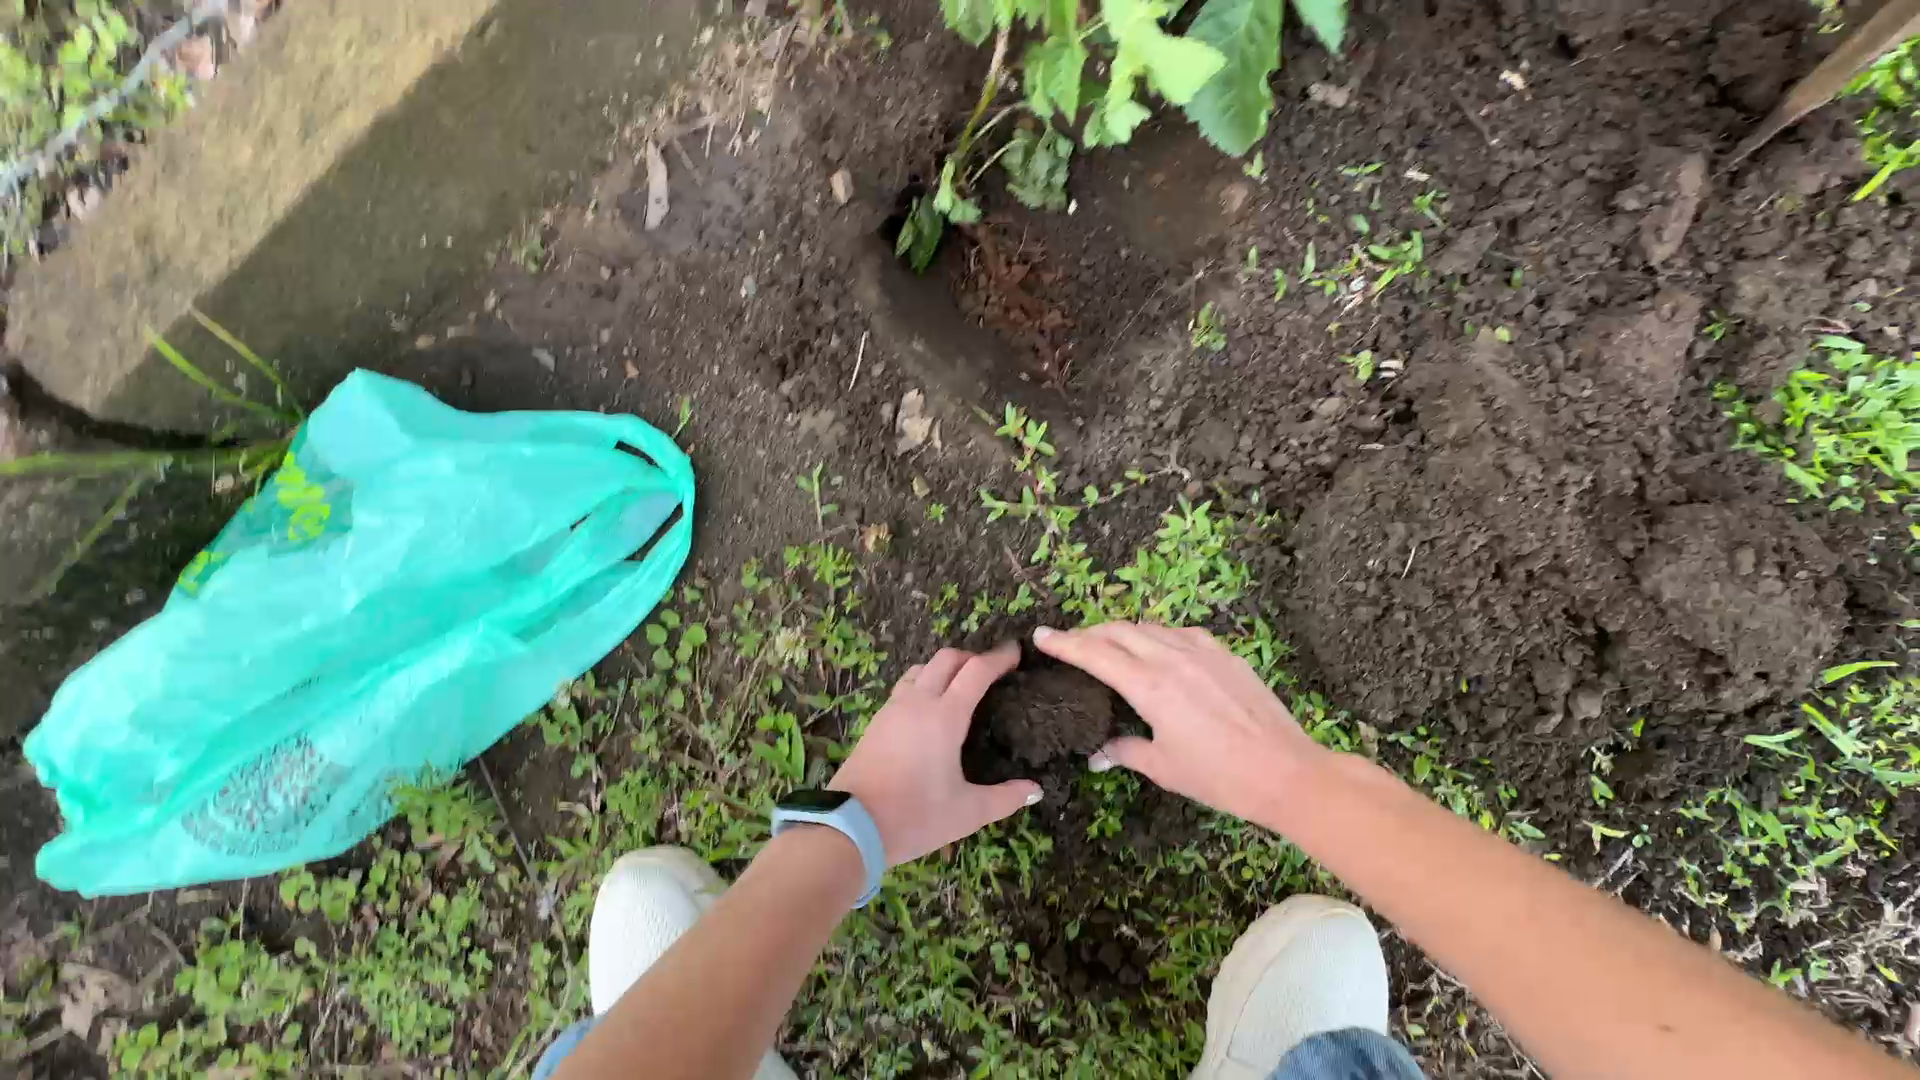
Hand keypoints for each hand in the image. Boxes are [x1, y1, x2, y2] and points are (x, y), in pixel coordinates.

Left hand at [828, 642, 1041, 864]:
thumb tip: (1036, 790)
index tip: (1016, 651)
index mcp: (945, 716)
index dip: (998, 658)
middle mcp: (918, 702)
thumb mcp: (967, 812)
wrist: (851, 825)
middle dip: (971, 657)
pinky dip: (923, 683)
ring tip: (959, 684)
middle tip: (990, 670)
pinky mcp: (876, 721)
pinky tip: (928, 706)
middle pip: (946, 659)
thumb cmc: (915, 816)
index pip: (976, 671)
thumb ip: (1005, 799)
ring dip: (943, 667)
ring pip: (921, 669)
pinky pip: (904, 687)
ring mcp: (893, 709)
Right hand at [1033, 623, 1327, 826]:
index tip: (1040, 635)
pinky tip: (1159, 649)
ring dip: (1123, 631)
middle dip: (1088, 633)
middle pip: (1119, 630)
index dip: (1064, 643)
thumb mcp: (1165, 768)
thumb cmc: (1220, 777)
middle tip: (1069, 643)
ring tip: (1109, 645)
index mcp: (1151, 686)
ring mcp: (1203, 651)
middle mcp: (1173, 658)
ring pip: (1150, 626)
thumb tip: (1097, 754)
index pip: (1095, 653)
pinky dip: (1158, 634)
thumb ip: (1125, 752)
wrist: (1288, 772)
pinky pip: (1181, 632)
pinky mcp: (1226, 654)